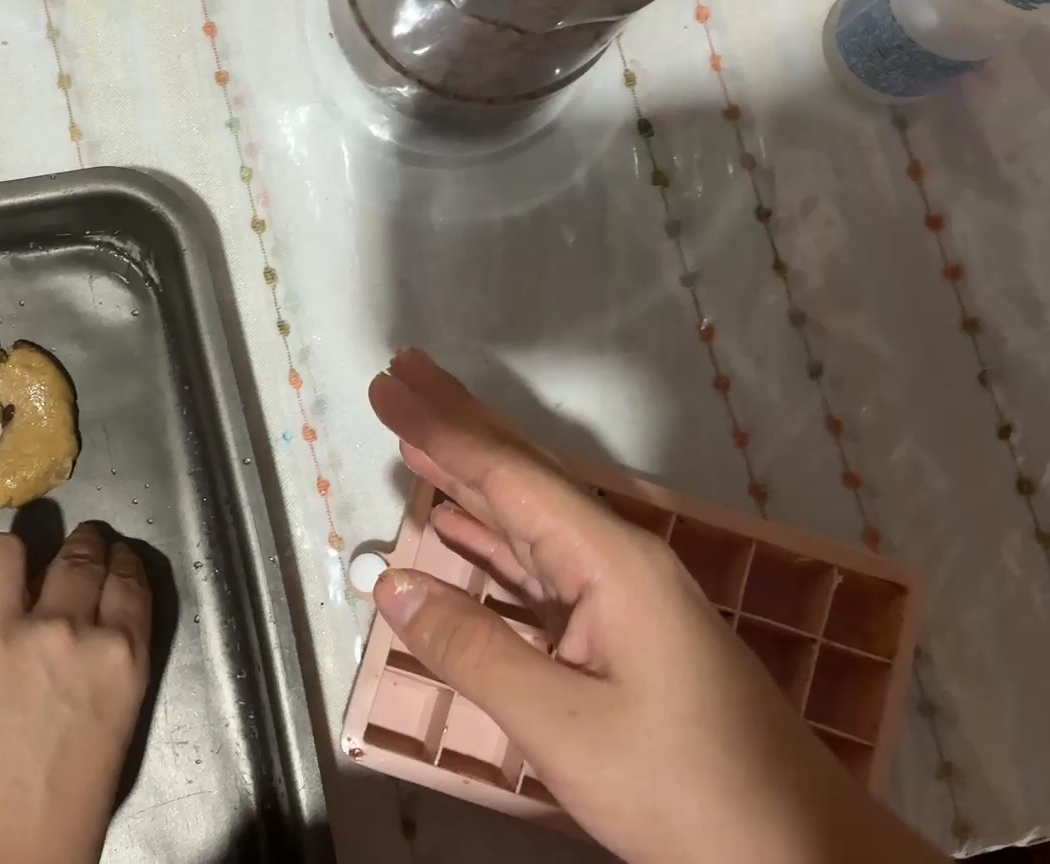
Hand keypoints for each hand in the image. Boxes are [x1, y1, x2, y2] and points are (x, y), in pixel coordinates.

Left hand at [0, 524, 152, 863]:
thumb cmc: (62, 813)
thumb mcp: (113, 726)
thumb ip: (105, 663)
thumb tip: (82, 620)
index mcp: (119, 656)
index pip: (127, 577)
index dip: (119, 558)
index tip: (112, 553)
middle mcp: (63, 629)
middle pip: (77, 553)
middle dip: (79, 543)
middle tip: (73, 543)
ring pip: (3, 551)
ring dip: (6, 561)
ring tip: (1, 574)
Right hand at [367, 350, 945, 863]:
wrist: (804, 863)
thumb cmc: (689, 788)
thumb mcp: (565, 725)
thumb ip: (470, 649)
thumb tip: (389, 584)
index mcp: (609, 562)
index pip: (507, 474)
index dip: (441, 428)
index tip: (387, 386)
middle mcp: (613, 559)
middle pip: (520, 473)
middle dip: (456, 422)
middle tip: (399, 376)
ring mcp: (615, 595)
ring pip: (522, 514)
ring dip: (464, 473)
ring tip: (412, 438)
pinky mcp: (610, 629)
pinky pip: (531, 561)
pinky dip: (485, 535)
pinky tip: (456, 525)